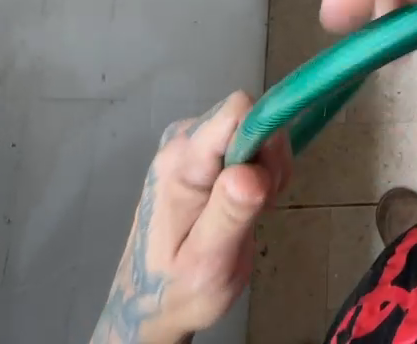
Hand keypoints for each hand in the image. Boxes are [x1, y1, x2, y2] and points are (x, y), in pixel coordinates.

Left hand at [93, 92, 292, 343]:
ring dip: (266, 166)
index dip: (265, 137)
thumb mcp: (208, 264)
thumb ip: (229, 215)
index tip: (267, 183)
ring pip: (254, 127)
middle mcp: (183, 141)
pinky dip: (260, 168)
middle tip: (260, 207)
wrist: (148, 304)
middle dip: (268, 158)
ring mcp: (192, 144)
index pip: (238, 111)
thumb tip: (252, 173)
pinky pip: (248, 139)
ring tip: (250, 211)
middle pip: (250, 117)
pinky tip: (246, 202)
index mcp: (182, 162)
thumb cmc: (176, 290)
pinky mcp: (202, 151)